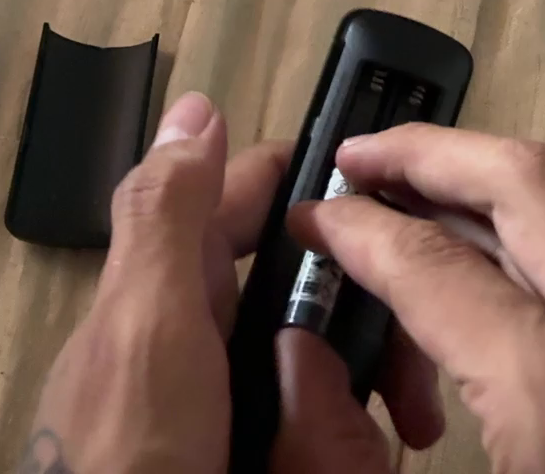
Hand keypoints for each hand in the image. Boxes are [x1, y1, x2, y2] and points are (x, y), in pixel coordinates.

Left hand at [19, 93, 443, 473]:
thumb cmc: (132, 451)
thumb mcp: (147, 327)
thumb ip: (169, 217)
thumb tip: (198, 104)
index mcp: (181, 269)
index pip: (264, 184)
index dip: (323, 176)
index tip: (397, 198)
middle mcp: (209, 310)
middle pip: (308, 262)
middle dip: (362, 286)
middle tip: (413, 335)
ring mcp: (234, 372)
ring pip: (325, 330)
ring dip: (371, 354)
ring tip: (407, 401)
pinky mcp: (255, 421)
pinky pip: (323, 393)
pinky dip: (352, 406)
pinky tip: (379, 426)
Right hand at [289, 125, 544, 473]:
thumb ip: (334, 456)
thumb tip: (299, 349)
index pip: (440, 261)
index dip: (359, 227)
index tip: (310, 214)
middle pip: (529, 181)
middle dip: (433, 152)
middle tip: (360, 157)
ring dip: (471, 192)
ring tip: (394, 218)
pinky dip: (510, 244)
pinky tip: (453, 286)